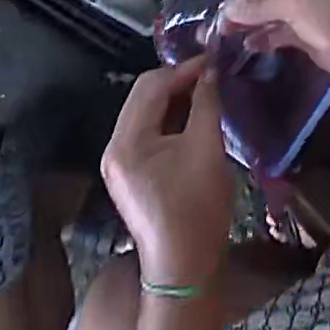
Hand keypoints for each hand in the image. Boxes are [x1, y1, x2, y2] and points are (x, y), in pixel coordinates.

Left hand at [101, 59, 233, 286]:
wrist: (185, 267)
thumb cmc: (196, 206)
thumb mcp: (206, 147)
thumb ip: (206, 102)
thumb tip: (210, 71)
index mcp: (126, 142)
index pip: (152, 86)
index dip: (184, 69)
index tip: (215, 61)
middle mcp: (115, 148)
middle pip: (144, 95)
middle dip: (178, 79)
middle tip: (211, 74)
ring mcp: (120, 162)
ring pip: (147, 111)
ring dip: (175, 96)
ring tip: (207, 89)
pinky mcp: (132, 173)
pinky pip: (149, 130)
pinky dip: (171, 116)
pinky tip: (195, 114)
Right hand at [221, 0, 329, 81]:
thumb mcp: (293, 1)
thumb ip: (258, 5)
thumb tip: (227, 9)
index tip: (219, 19)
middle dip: (239, 12)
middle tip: (216, 34)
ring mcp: (301, 12)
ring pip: (267, 17)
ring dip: (248, 27)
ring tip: (226, 43)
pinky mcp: (306, 36)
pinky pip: (278, 35)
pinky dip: (263, 39)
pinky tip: (248, 48)